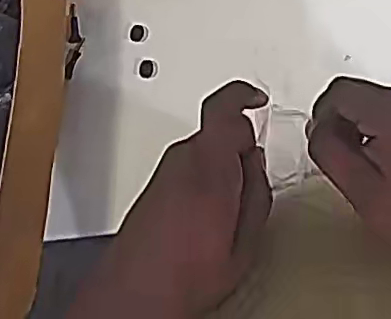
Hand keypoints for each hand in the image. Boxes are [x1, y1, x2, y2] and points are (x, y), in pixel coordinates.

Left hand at [67, 80, 271, 318]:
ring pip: (205, 148)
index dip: (244, 94)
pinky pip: (189, 163)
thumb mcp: (243, 243)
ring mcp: (166, 166)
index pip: (225, 105)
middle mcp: (184, 155)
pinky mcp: (155, 180)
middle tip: (248, 188)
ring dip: (220, 167)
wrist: (132, 296)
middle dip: (239, 149)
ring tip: (222, 218)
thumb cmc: (183, 275)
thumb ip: (257, 192)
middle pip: (220, 130)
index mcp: (210, 162)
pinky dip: (202, 178)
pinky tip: (203, 219)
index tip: (257, 98)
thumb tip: (257, 165)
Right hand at [308, 76, 390, 318]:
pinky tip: (372, 166)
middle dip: (337, 118)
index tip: (322, 142)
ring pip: (366, 103)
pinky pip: (380, 116)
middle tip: (335, 155)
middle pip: (352, 92)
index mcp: (390, 108)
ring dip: (353, 127)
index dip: (324, 113)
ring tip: (354, 166)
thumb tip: (317, 127)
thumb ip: (334, 149)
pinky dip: (368, 133)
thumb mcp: (364, 187)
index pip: (340, 90)